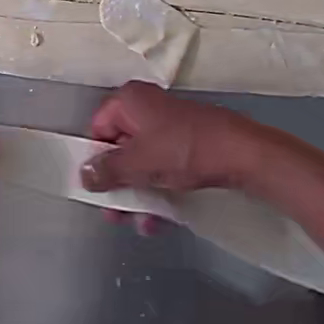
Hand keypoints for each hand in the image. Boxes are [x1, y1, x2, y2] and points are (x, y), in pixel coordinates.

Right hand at [79, 82, 267, 233]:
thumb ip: (107, 170)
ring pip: (141, 162)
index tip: (96, 187)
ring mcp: (167, 126)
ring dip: (137, 194)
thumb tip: (82, 175)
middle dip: (117, 184)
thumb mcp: (139, 163)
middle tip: (114, 214)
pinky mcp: (185, 144)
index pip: (97, 128)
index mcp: (129, 101)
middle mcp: (145, 108)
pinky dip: (157, 189)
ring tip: (140, 222)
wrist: (241, 153)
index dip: (95, 158)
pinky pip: (161, 166)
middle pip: (119, 148)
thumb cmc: (183, 149)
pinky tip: (158, 219)